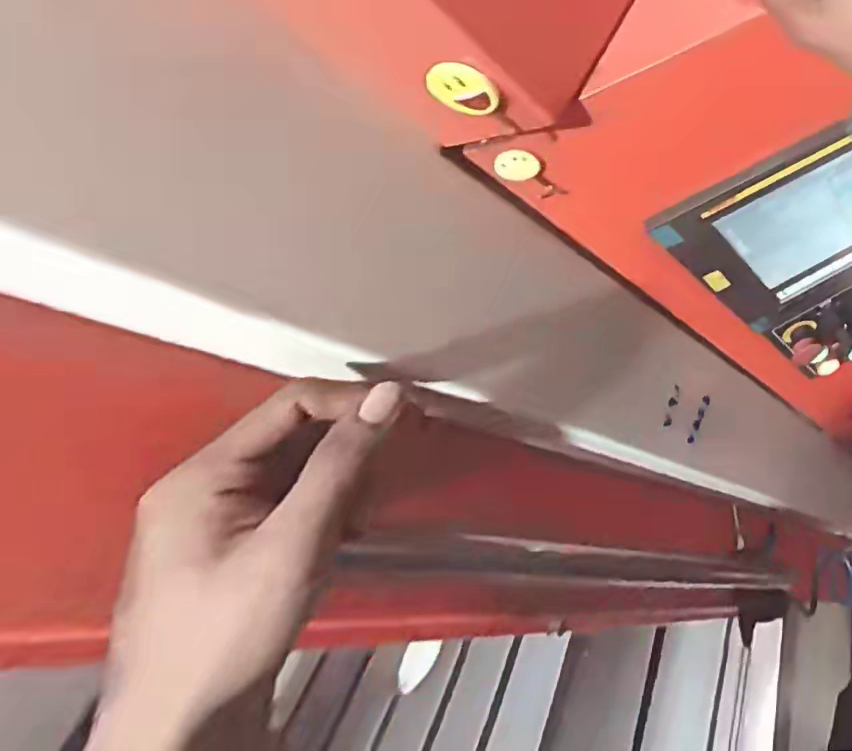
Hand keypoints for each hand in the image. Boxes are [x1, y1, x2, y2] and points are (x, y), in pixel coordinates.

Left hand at [89, 380, 404, 750]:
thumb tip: (388, 395)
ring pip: (305, 460)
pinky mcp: (240, 533)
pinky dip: (336, 498)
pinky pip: (300, 490)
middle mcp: (205, 484)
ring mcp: (219, 510)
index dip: (353, 401)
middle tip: (395, 462)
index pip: (292, 403)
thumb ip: (343, 461)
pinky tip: (348, 526)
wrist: (187, 715)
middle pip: (299, 430)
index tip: (406, 416)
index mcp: (202, 477)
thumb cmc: (232, 627)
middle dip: (354, 443)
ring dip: (348, 474)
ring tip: (364, 511)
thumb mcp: (297, 537)